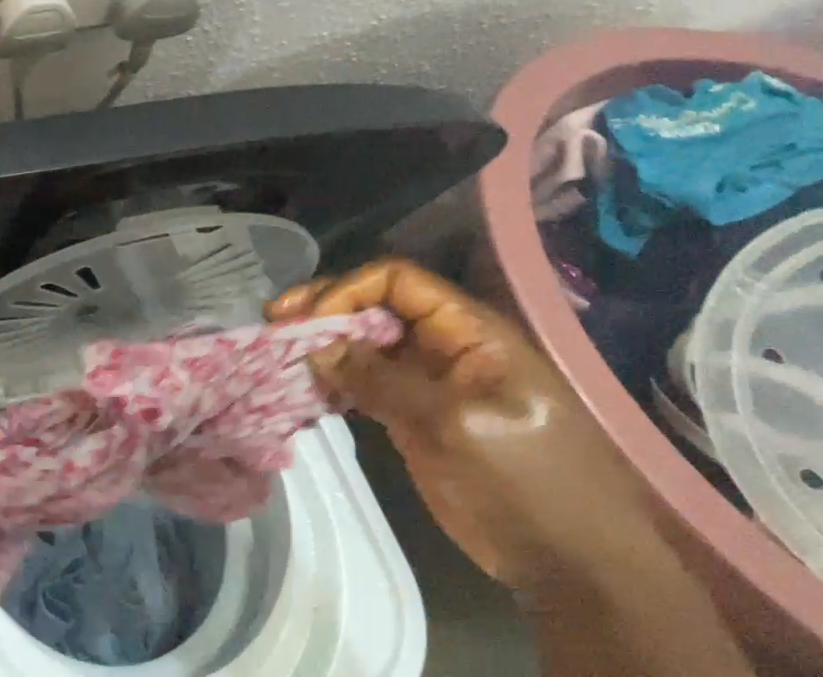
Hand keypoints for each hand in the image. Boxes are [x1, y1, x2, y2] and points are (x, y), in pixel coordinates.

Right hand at [266, 258, 660, 591]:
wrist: (573, 565)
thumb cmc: (529, 482)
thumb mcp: (457, 425)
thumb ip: (384, 381)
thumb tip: (316, 347)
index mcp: (470, 333)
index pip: (398, 281)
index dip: (349, 290)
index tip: (307, 319)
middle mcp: (445, 347)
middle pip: (373, 306)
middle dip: (323, 309)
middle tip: (273, 322)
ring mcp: (427, 383)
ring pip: (362, 343)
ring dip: (320, 343)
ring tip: (278, 353)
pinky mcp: (412, 416)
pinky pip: (362, 381)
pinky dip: (330, 379)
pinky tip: (303, 386)